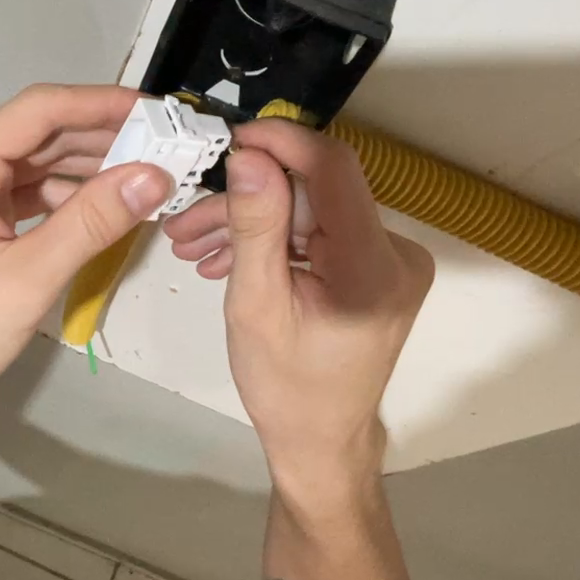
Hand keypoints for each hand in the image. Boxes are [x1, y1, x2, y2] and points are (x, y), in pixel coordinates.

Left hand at [0, 85, 171, 454]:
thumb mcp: (28, 278)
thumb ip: (92, 222)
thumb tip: (155, 176)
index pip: (38, 111)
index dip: (101, 105)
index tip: (158, 112)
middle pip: (37, 134)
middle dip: (102, 139)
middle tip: (166, 149)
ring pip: (33, 164)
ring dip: (87, 170)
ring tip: (145, 179)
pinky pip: (22, 194)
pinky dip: (63, 199)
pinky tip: (104, 209)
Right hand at [163, 120, 432, 492]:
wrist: (319, 439)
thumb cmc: (285, 387)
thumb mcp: (256, 306)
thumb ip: (256, 228)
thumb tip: (247, 157)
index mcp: (372, 266)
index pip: (334, 170)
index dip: (282, 143)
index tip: (229, 140)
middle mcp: (396, 254)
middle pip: (313, 195)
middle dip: (244, 201)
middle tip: (183, 221)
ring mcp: (389, 262)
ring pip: (310, 215)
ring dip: (250, 224)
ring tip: (190, 247)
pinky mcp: (374, 270)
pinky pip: (318, 237)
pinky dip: (274, 243)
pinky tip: (225, 260)